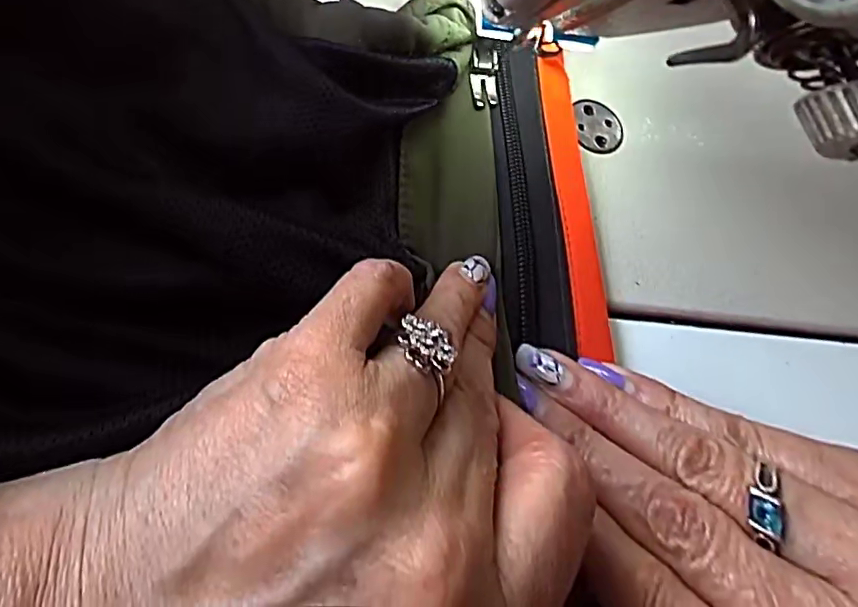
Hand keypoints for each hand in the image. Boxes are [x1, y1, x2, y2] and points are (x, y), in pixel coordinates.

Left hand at [0, 259, 591, 606]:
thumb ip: (454, 571)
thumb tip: (485, 467)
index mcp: (457, 600)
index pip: (551, 482)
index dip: (530, 431)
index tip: (505, 399)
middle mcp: (427, 521)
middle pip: (483, 403)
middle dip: (478, 362)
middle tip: (475, 329)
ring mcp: (369, 432)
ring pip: (441, 340)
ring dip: (452, 308)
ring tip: (456, 290)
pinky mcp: (306, 371)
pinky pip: (376, 294)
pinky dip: (389, 283)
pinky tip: (391, 287)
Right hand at [513, 343, 857, 606]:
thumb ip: (685, 603)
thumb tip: (593, 541)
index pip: (669, 587)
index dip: (590, 519)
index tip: (537, 466)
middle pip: (689, 510)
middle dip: (596, 445)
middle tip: (536, 396)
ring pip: (722, 457)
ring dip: (631, 409)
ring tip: (568, 375)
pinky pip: (767, 433)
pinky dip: (692, 406)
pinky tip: (641, 385)